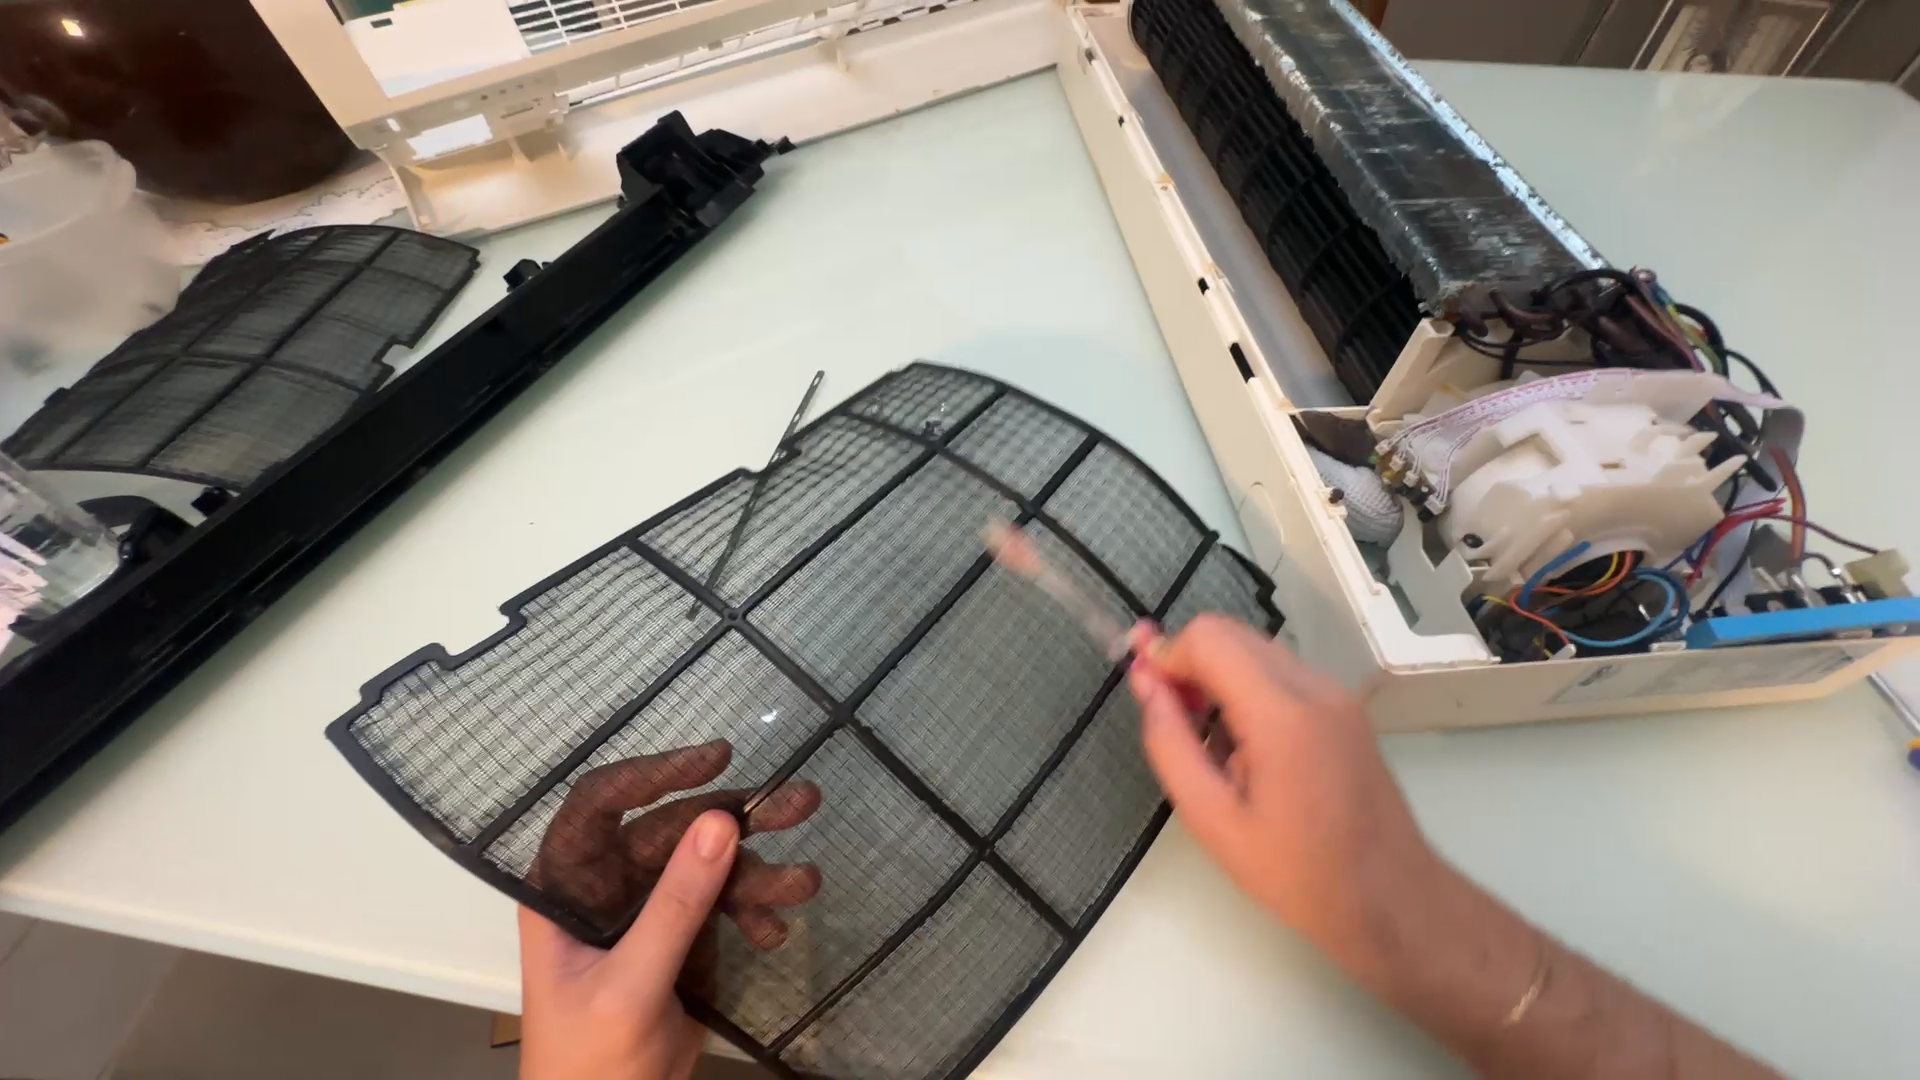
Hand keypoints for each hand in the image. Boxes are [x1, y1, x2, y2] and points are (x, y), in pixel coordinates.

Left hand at [519, 741, 821, 1079]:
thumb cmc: (588, 1066)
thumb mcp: (631, 985)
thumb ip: (675, 905)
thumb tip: (721, 821)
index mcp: (568, 882)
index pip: (601, 802)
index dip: (654, 772)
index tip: (717, 761)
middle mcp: (609, 878)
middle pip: (677, 825)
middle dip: (740, 818)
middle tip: (802, 800)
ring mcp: (651, 901)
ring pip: (711, 859)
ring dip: (762, 870)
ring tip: (807, 882)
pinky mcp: (685, 926)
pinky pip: (727, 897)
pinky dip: (755, 910)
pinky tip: (773, 934)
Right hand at [1128, 616, 1434, 956]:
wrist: (1396, 902)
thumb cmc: (1298, 873)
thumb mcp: (1212, 819)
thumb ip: (1169, 743)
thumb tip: (1145, 683)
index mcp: (1282, 716)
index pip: (1207, 639)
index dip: (1165, 653)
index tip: (1144, 689)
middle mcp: (1313, 687)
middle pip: (1227, 632)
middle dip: (1185, 659)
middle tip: (1165, 709)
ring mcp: (1334, 692)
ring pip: (1250, 646)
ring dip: (1213, 671)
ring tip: (1203, 733)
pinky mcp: (1343, 704)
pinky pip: (1276, 668)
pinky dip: (1242, 683)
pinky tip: (1240, 738)